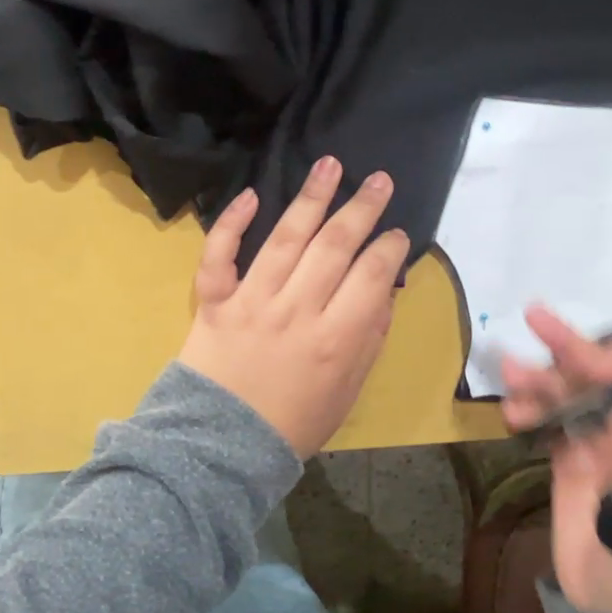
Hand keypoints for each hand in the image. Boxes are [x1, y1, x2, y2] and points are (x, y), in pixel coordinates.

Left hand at [177, 156, 410, 457]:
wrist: (221, 447)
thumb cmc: (292, 424)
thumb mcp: (346, 393)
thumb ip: (367, 342)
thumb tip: (384, 295)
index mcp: (336, 337)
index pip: (371, 276)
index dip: (389, 248)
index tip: (396, 232)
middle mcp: (297, 309)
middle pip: (334, 246)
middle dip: (361, 208)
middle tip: (379, 180)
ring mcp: (252, 300)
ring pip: (285, 238)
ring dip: (310, 197)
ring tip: (330, 164)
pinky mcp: (215, 301)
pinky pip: (219, 255)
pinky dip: (231, 224)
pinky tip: (250, 195)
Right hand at [501, 306, 611, 612]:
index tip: (595, 356)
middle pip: (607, 375)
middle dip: (574, 348)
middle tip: (537, 320)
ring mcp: (604, 440)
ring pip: (571, 392)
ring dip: (542, 376)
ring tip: (511, 370)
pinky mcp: (572, 456)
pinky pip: (550, 420)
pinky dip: (529, 408)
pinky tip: (512, 409)